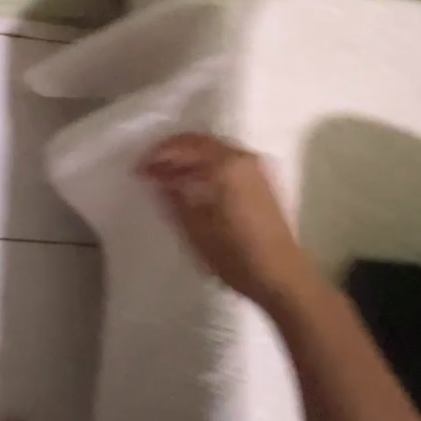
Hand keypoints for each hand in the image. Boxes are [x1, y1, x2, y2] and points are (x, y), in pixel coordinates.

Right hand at [137, 134, 320, 310]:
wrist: (282, 277)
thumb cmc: (235, 256)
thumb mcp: (194, 229)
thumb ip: (173, 196)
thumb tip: (157, 177)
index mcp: (226, 165)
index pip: (183, 145)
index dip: (157, 155)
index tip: (137, 169)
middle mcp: (243, 157)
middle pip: (200, 143)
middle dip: (173, 153)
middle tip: (150, 171)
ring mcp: (257, 168)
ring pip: (215, 151)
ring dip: (190, 159)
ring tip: (168, 179)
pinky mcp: (263, 181)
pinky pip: (228, 161)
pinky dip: (207, 166)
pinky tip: (194, 186)